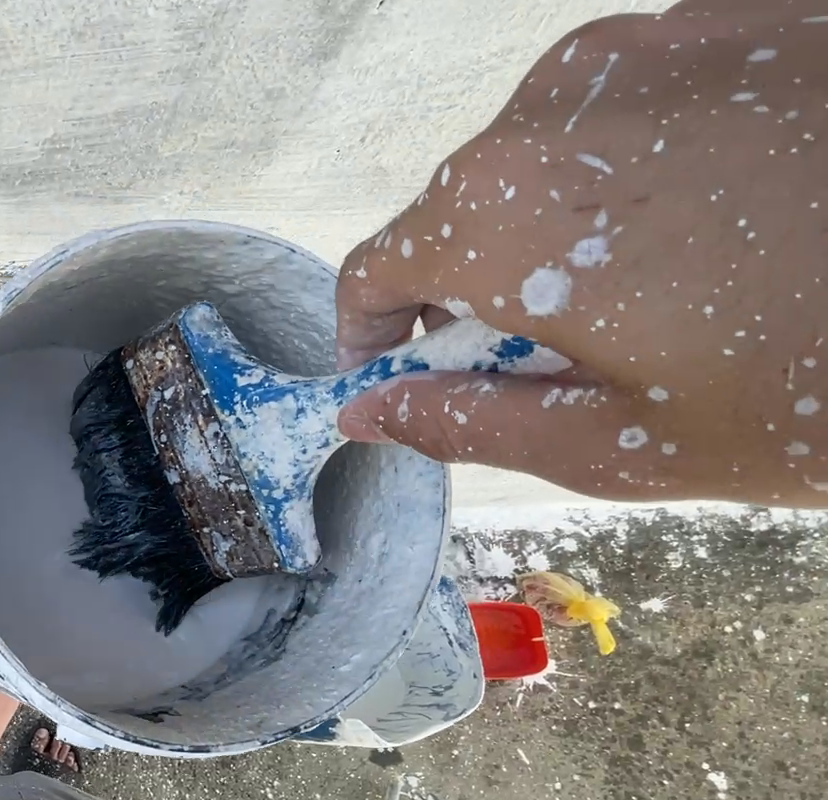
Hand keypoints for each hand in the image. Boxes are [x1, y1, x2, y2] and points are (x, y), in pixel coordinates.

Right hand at [335, 4, 827, 505]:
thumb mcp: (619, 444)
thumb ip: (459, 423)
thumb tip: (363, 410)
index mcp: (494, 217)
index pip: (369, 272)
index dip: (373, 332)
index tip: (411, 369)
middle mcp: (548, 110)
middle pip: (449, 216)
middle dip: (467, 287)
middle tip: (556, 350)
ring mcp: (653, 43)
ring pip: (531, 155)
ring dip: (547, 225)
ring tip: (651, 281)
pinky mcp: (748, 12)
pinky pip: (627, 102)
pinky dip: (632, 162)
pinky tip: (721, 205)